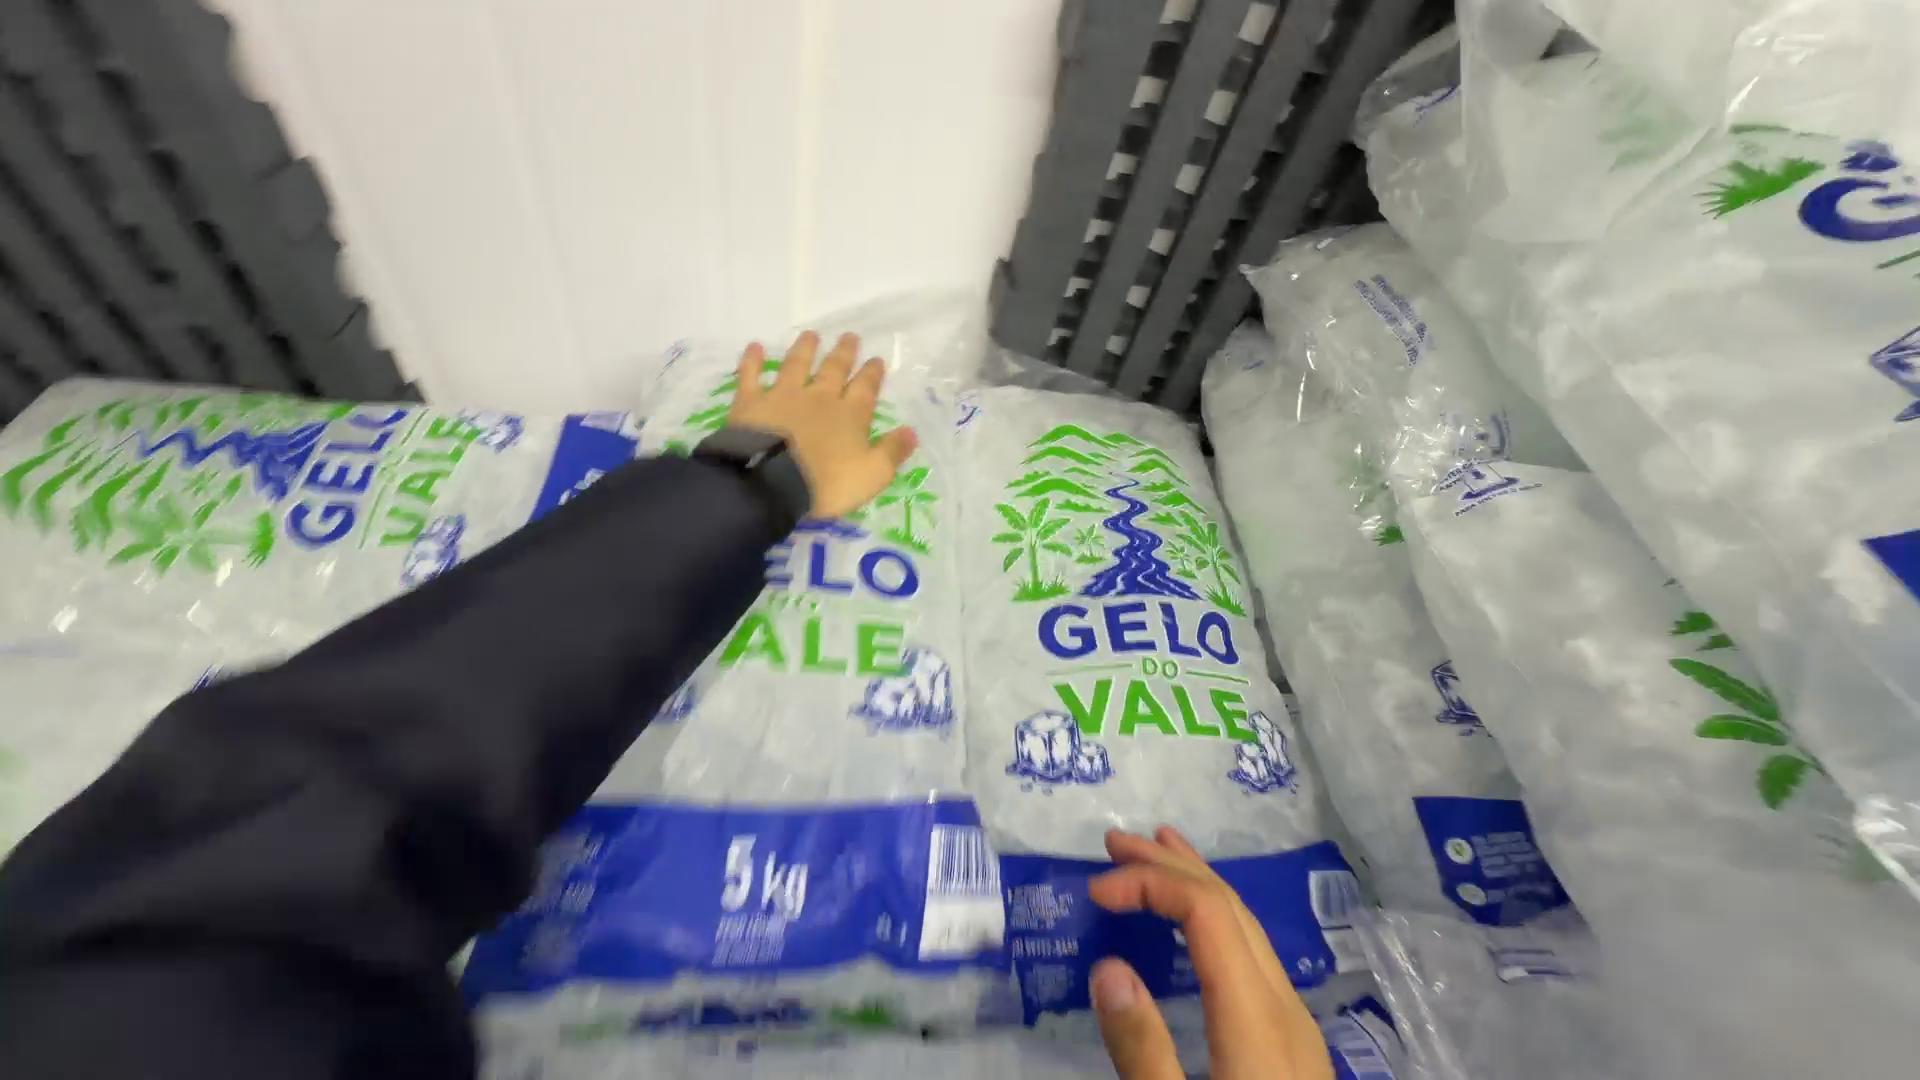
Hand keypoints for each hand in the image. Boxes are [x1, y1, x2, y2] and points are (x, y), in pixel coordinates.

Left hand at [728, 331, 919, 519]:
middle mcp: (819, 397)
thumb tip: (911, 432)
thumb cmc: (827, 483)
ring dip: (805, 349)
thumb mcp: (872, 475)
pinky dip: (753, 360)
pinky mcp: (751, 403)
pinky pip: (751, 375)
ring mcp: (783, 396)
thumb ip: (892, 452)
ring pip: (796, 365)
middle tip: (850, 336)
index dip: (872, 374)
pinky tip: (755, 347)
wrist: (771, 482)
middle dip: (844, 353)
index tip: (877, 359)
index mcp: (850, 416)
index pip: (865, 389)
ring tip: (811, 335)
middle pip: (834, 370)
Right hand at [1088, 827, 1334, 1079]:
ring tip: (1157, 850)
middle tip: (1114, 842)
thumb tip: (1108, 966)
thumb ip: (1143, 1052)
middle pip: (1230, 905)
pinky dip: (1214, 915)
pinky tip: (1197, 923)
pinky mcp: (1290, 1042)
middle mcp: (1283, 1005)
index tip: (1097, 891)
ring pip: (1246, 925)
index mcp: (1258, 1018)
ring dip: (1195, 881)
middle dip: (1170, 865)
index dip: (1150, 883)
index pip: (1207, 911)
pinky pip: (1250, 951)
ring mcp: (1294, 1023)